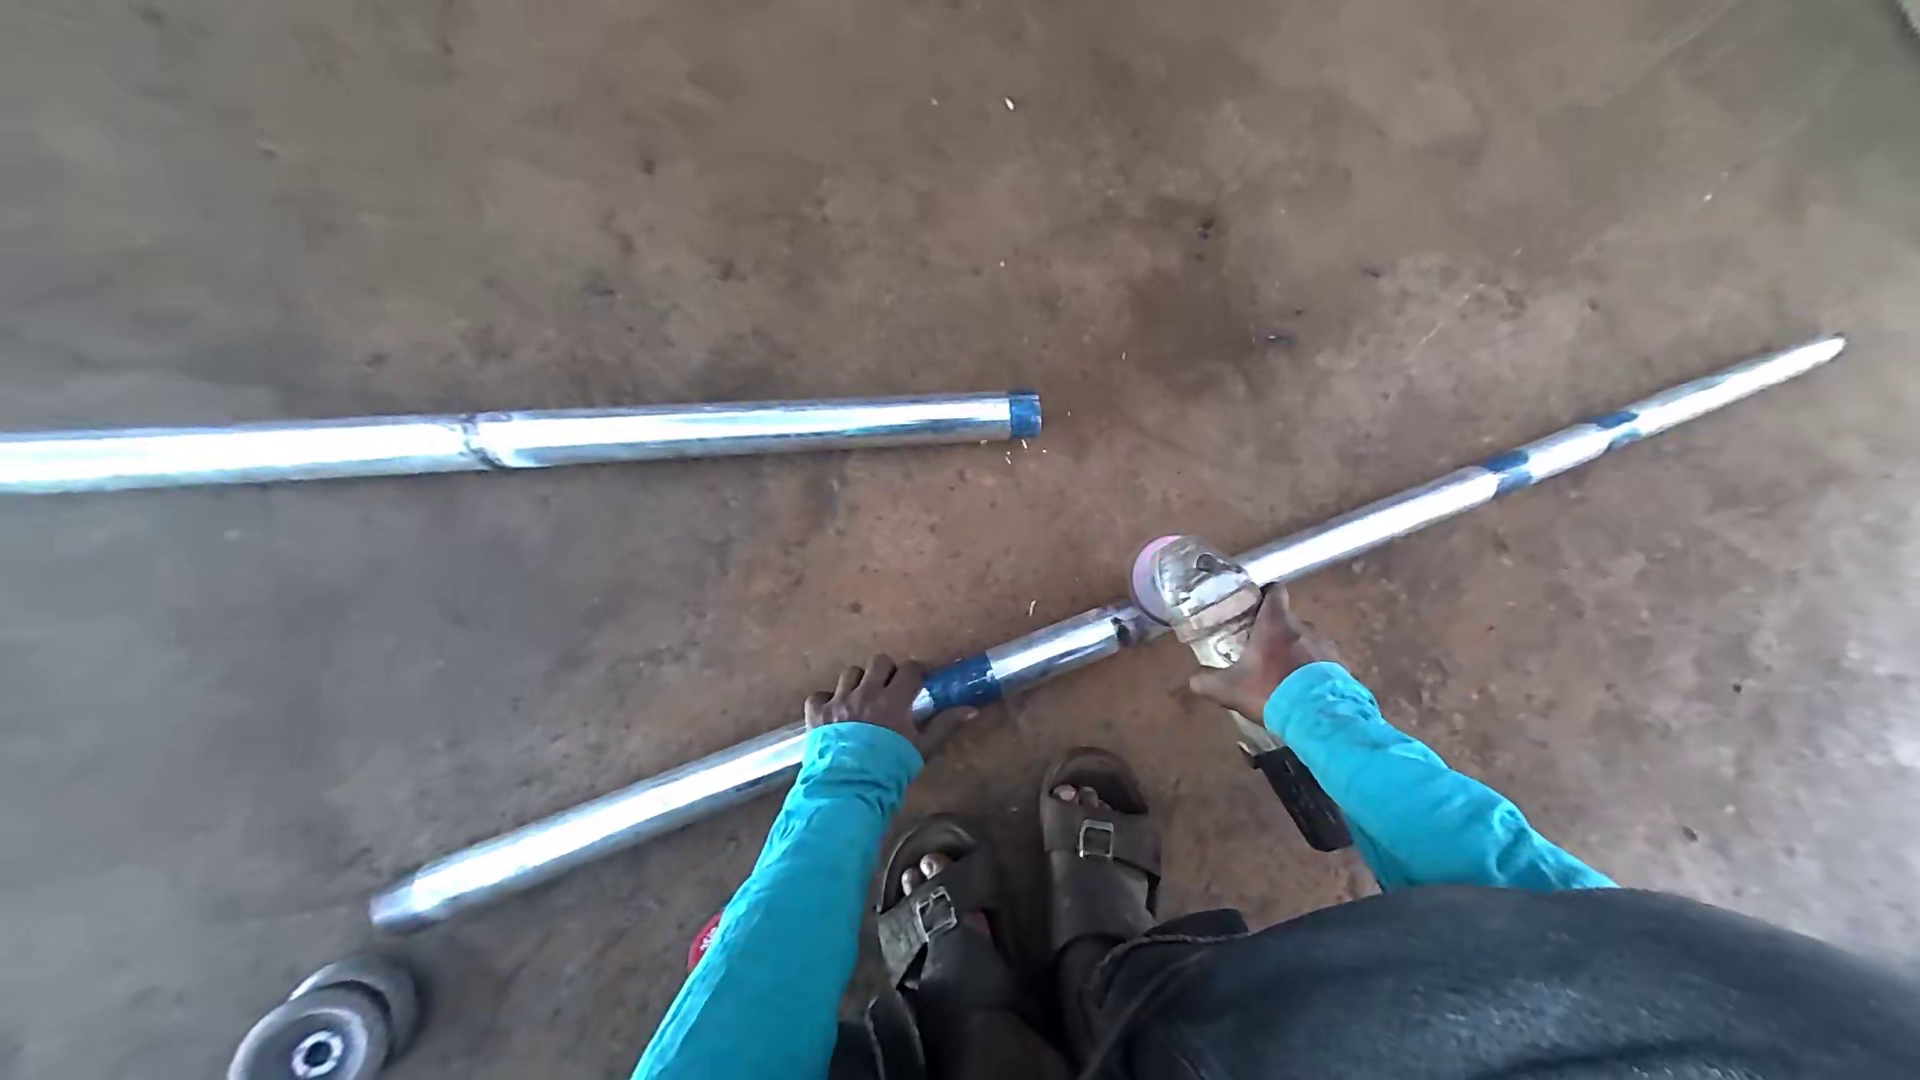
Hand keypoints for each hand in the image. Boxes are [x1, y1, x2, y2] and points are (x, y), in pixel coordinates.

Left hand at [804, 654, 970, 757]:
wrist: (848, 793)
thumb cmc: (890, 772)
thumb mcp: (922, 749)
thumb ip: (944, 725)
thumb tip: (972, 710)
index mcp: (893, 700)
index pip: (909, 669)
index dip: (916, 672)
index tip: (919, 681)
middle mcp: (865, 693)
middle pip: (879, 662)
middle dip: (887, 672)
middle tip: (890, 689)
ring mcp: (838, 702)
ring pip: (850, 673)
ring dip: (858, 683)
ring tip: (862, 700)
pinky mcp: (816, 713)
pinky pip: (819, 695)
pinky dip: (826, 701)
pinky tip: (834, 714)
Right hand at [1187, 585, 1340, 717]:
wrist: (1321, 720)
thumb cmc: (1270, 691)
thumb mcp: (1229, 689)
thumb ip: (1206, 681)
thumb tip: (1194, 680)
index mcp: (1275, 623)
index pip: (1274, 591)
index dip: (1265, 594)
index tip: (1254, 605)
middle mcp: (1304, 626)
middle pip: (1288, 619)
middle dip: (1275, 632)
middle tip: (1261, 650)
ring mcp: (1326, 645)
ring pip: (1306, 640)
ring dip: (1296, 651)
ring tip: (1283, 673)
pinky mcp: (1343, 665)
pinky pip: (1323, 660)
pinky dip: (1313, 669)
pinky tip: (1303, 688)